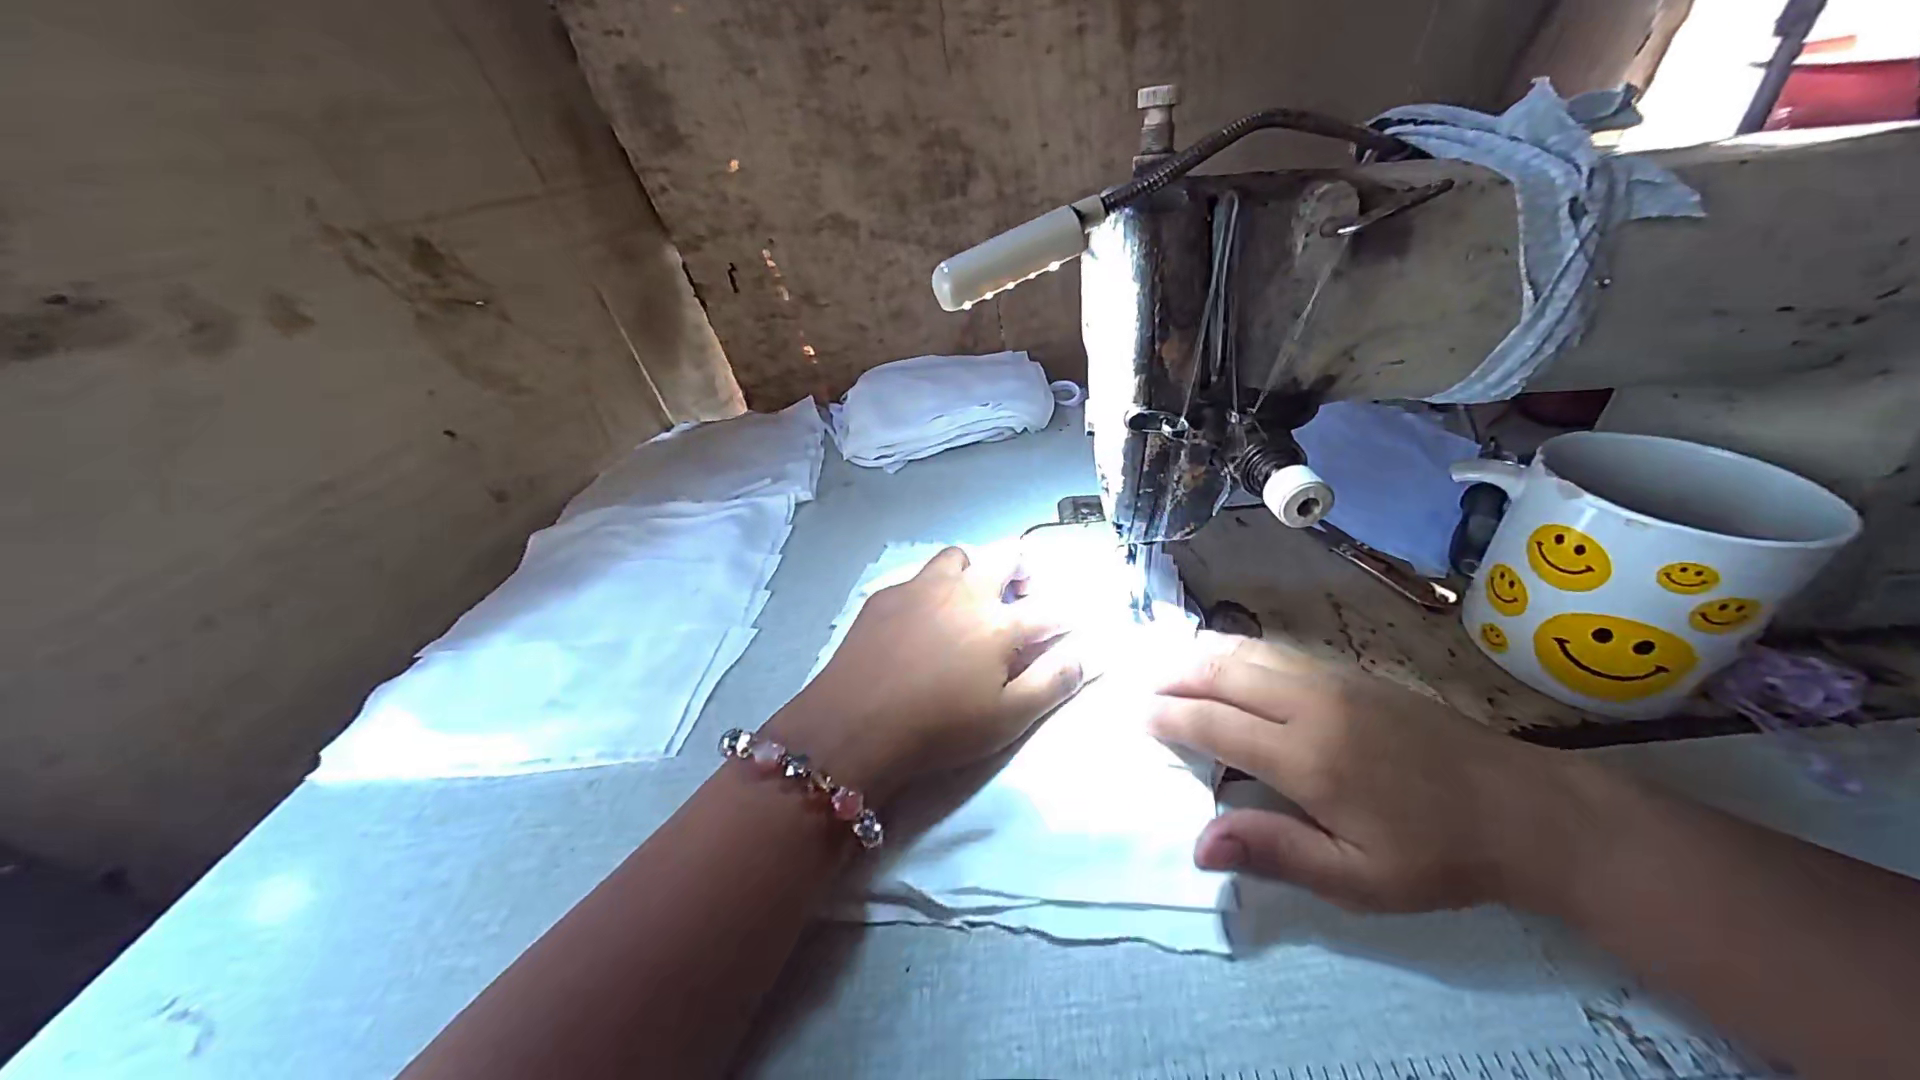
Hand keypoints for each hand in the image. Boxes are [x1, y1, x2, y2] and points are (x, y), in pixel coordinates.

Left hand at [767, 546, 1083, 804]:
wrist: (856, 725)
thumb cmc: (940, 728)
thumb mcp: (1008, 718)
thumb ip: (1052, 683)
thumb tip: (1085, 655)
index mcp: (999, 624)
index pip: (1049, 611)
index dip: (1066, 617)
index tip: (1070, 624)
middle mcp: (964, 593)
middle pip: (1005, 559)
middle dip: (1023, 571)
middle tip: (1021, 593)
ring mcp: (921, 588)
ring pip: (958, 556)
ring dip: (973, 569)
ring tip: (969, 596)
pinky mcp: (886, 596)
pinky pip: (918, 577)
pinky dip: (932, 588)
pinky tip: (921, 617)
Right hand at [1148, 632, 1594, 912]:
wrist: (1526, 808)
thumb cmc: (1435, 854)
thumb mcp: (1359, 879)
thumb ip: (1276, 852)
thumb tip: (1200, 846)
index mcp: (1307, 758)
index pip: (1215, 725)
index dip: (1170, 718)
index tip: (1139, 718)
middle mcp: (1311, 704)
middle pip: (1221, 673)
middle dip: (1174, 677)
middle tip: (1141, 687)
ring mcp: (1332, 679)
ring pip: (1246, 651)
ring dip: (1199, 655)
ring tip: (1168, 665)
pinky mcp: (1350, 671)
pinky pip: (1275, 649)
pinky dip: (1235, 649)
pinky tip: (1224, 656)